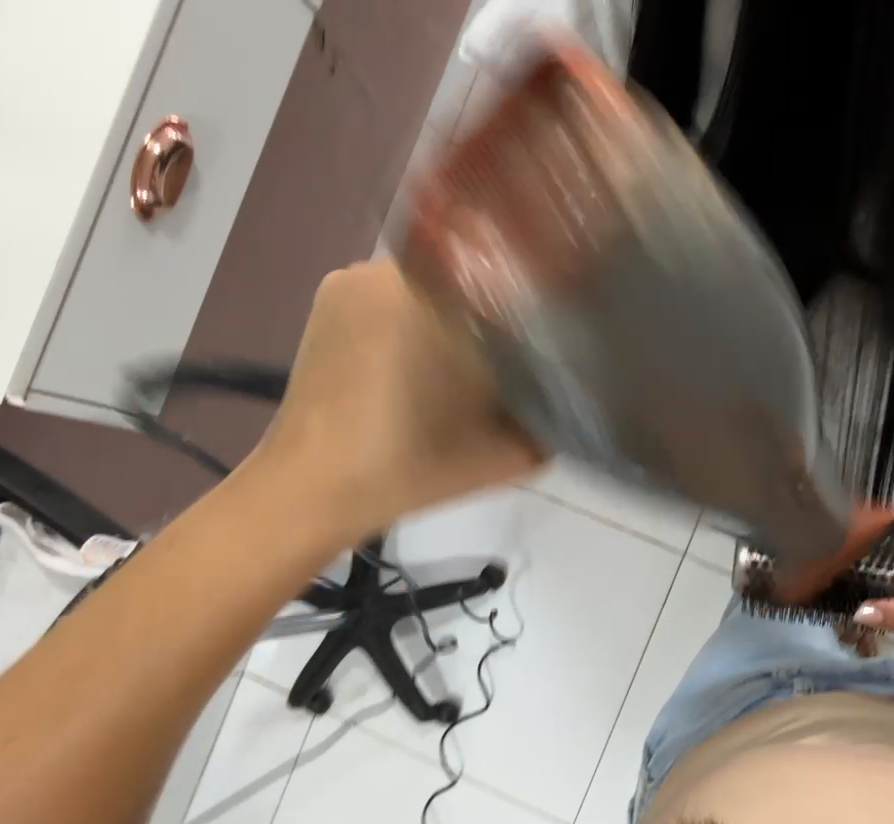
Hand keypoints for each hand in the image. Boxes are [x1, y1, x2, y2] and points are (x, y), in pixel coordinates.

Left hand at [245, 260, 540, 541]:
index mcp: (450, 296)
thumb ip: (556, 415)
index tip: (553, 333)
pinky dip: (409, 317)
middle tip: (510, 351)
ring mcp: (355, 278)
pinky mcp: (329, 296)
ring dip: (449, 312)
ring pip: (430, 282)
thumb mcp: (514, 452)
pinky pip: (390, 294)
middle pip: (471, 274)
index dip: (540, 300)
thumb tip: (579, 390)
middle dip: (492, 307)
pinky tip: (416, 358)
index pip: (516, 275)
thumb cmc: (417, 465)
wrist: (315, 485)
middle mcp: (401, 268)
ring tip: (460, 359)